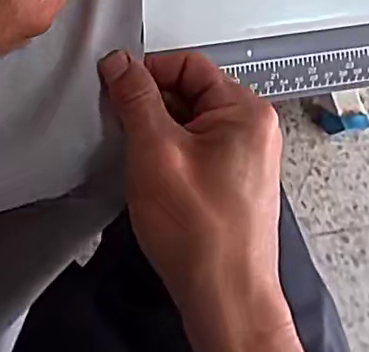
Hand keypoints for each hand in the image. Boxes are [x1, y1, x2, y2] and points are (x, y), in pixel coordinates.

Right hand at [99, 49, 299, 351]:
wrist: (225, 304)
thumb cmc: (203, 238)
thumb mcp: (155, 150)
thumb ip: (135, 98)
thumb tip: (120, 63)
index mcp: (244, 111)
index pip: (187, 64)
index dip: (148, 71)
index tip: (118, 85)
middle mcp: (251, 128)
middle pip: (187, 89)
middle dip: (150, 105)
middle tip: (124, 125)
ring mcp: (242, 156)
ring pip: (186, 119)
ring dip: (156, 131)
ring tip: (141, 159)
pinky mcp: (230, 179)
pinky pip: (193, 145)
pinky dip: (167, 152)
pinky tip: (153, 175)